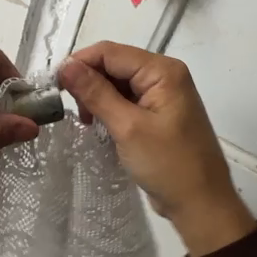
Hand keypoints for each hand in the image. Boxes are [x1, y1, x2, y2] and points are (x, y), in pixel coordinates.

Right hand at [57, 41, 255, 255]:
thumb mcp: (127, 127)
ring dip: (96, 97)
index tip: (55, 87)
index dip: (79, 63)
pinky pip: (125, 100)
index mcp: (162, 71)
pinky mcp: (156, 113)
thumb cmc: (168, 164)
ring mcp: (161, 94)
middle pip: (113, 64)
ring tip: (87, 122)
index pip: (110, 52)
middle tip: (73, 110)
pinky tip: (99, 126)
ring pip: (116, 83)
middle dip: (88, 81)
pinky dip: (109, 109)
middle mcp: (164, 75)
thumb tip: (66, 66)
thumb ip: (96, 93)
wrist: (201, 204)